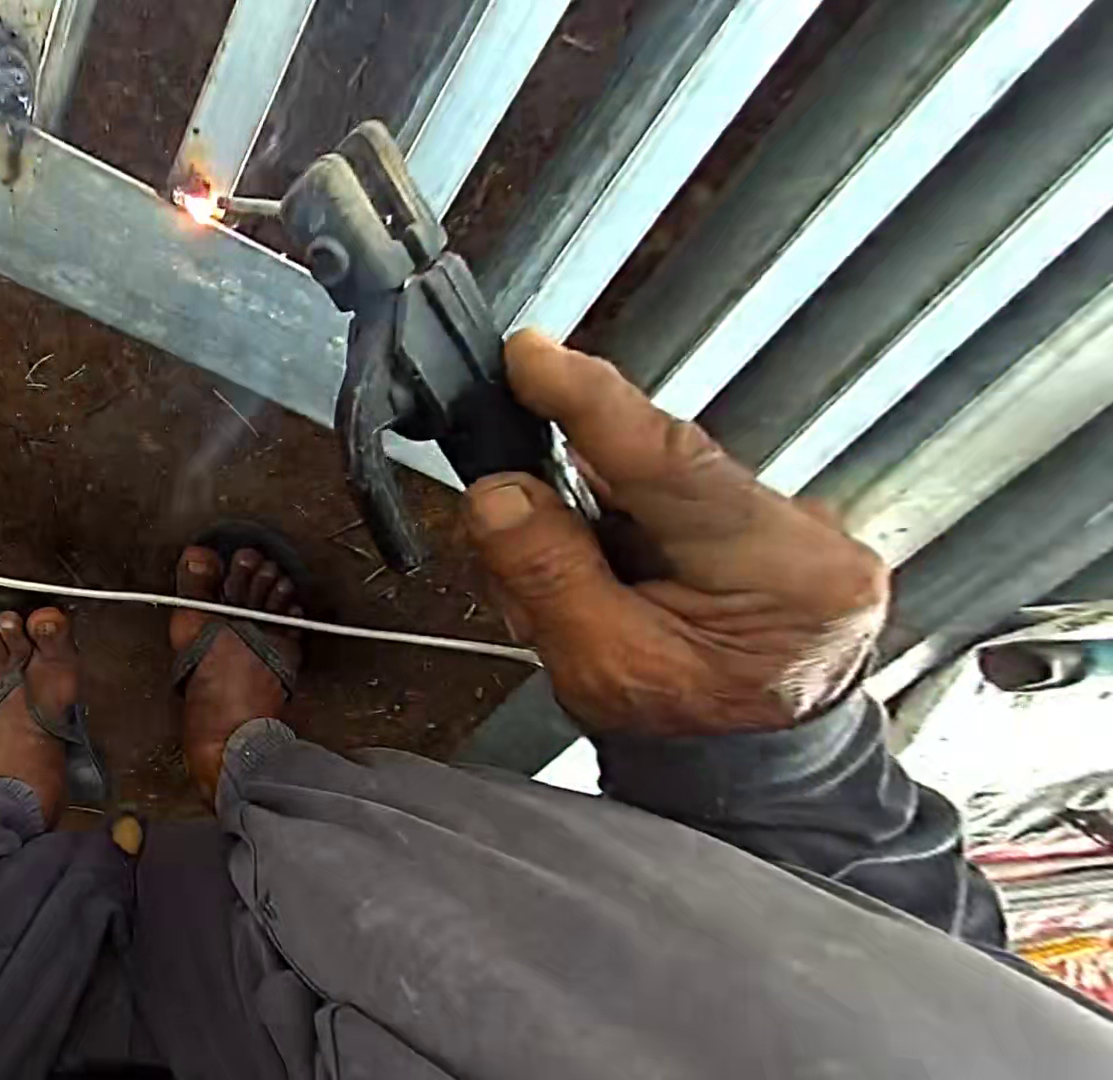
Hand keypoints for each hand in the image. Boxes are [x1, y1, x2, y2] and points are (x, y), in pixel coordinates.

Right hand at [461, 330, 887, 736]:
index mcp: (780, 569)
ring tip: (557, 600)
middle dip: (554, 496)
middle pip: (635, 466)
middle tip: (514, 558)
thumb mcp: (598, 665)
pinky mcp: (727, 519)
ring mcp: (763, 519)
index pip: (670, 462)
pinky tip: (577, 581)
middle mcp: (788, 527)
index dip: (591, 403)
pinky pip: (628, 497)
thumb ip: (545, 574)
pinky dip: (578, 528)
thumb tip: (496, 493)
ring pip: (621, 480)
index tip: (529, 356)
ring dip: (561, 524)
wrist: (735, 759)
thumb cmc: (681, 725)